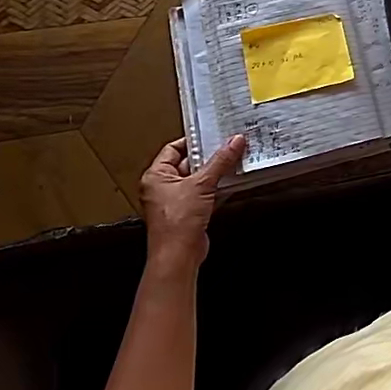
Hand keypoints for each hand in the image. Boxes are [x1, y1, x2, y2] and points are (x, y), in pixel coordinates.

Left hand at [138, 135, 244, 270]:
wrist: (179, 255)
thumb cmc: (176, 221)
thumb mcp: (201, 184)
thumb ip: (220, 161)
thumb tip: (234, 142)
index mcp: (156, 175)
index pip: (173, 149)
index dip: (193, 141)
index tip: (211, 134)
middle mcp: (163, 187)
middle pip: (188, 163)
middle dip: (208, 157)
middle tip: (228, 145)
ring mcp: (175, 201)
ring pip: (198, 180)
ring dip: (215, 173)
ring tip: (234, 160)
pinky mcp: (188, 213)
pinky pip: (204, 194)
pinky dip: (216, 189)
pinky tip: (232, 182)